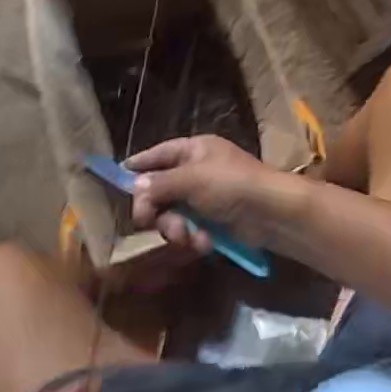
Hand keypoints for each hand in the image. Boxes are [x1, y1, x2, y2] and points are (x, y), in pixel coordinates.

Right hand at [125, 136, 292, 251]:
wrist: (272, 212)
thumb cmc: (231, 184)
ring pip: (174, 214)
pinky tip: (205, 242)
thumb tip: (135, 186)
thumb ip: (161, 184)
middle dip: (158, 210)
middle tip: (151, 223)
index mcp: (194, 150)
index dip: (140, 165)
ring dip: (176, 228)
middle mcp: (198, 170)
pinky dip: (195, 238)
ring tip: (188, 236)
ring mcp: (207, 197)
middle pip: (161, 190)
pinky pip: (191, 230)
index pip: (159, 154)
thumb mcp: (193, 179)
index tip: (118, 177)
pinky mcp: (215, 221)